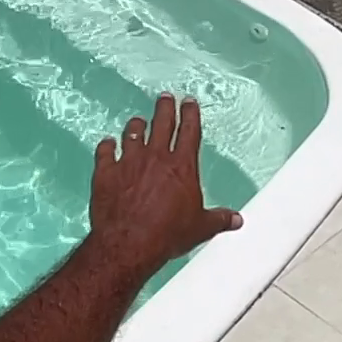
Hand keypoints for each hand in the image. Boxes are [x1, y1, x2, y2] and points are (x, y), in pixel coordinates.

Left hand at [86, 94, 242, 283]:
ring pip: (133, 133)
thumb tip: (236, 220)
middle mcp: (155, 157)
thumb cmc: (167, 235)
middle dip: (165, 108)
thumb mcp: (200, 228)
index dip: (190, 114)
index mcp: (182, 167)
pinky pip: (105, 151)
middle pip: (161, 123)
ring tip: (138, 121)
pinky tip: (107, 144)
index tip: (189, 102)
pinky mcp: (105, 172)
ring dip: (136, 125)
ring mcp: (128, 162)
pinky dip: (107, 146)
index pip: (189, 132)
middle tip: (165, 98)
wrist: (129, 243)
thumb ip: (218, 219)